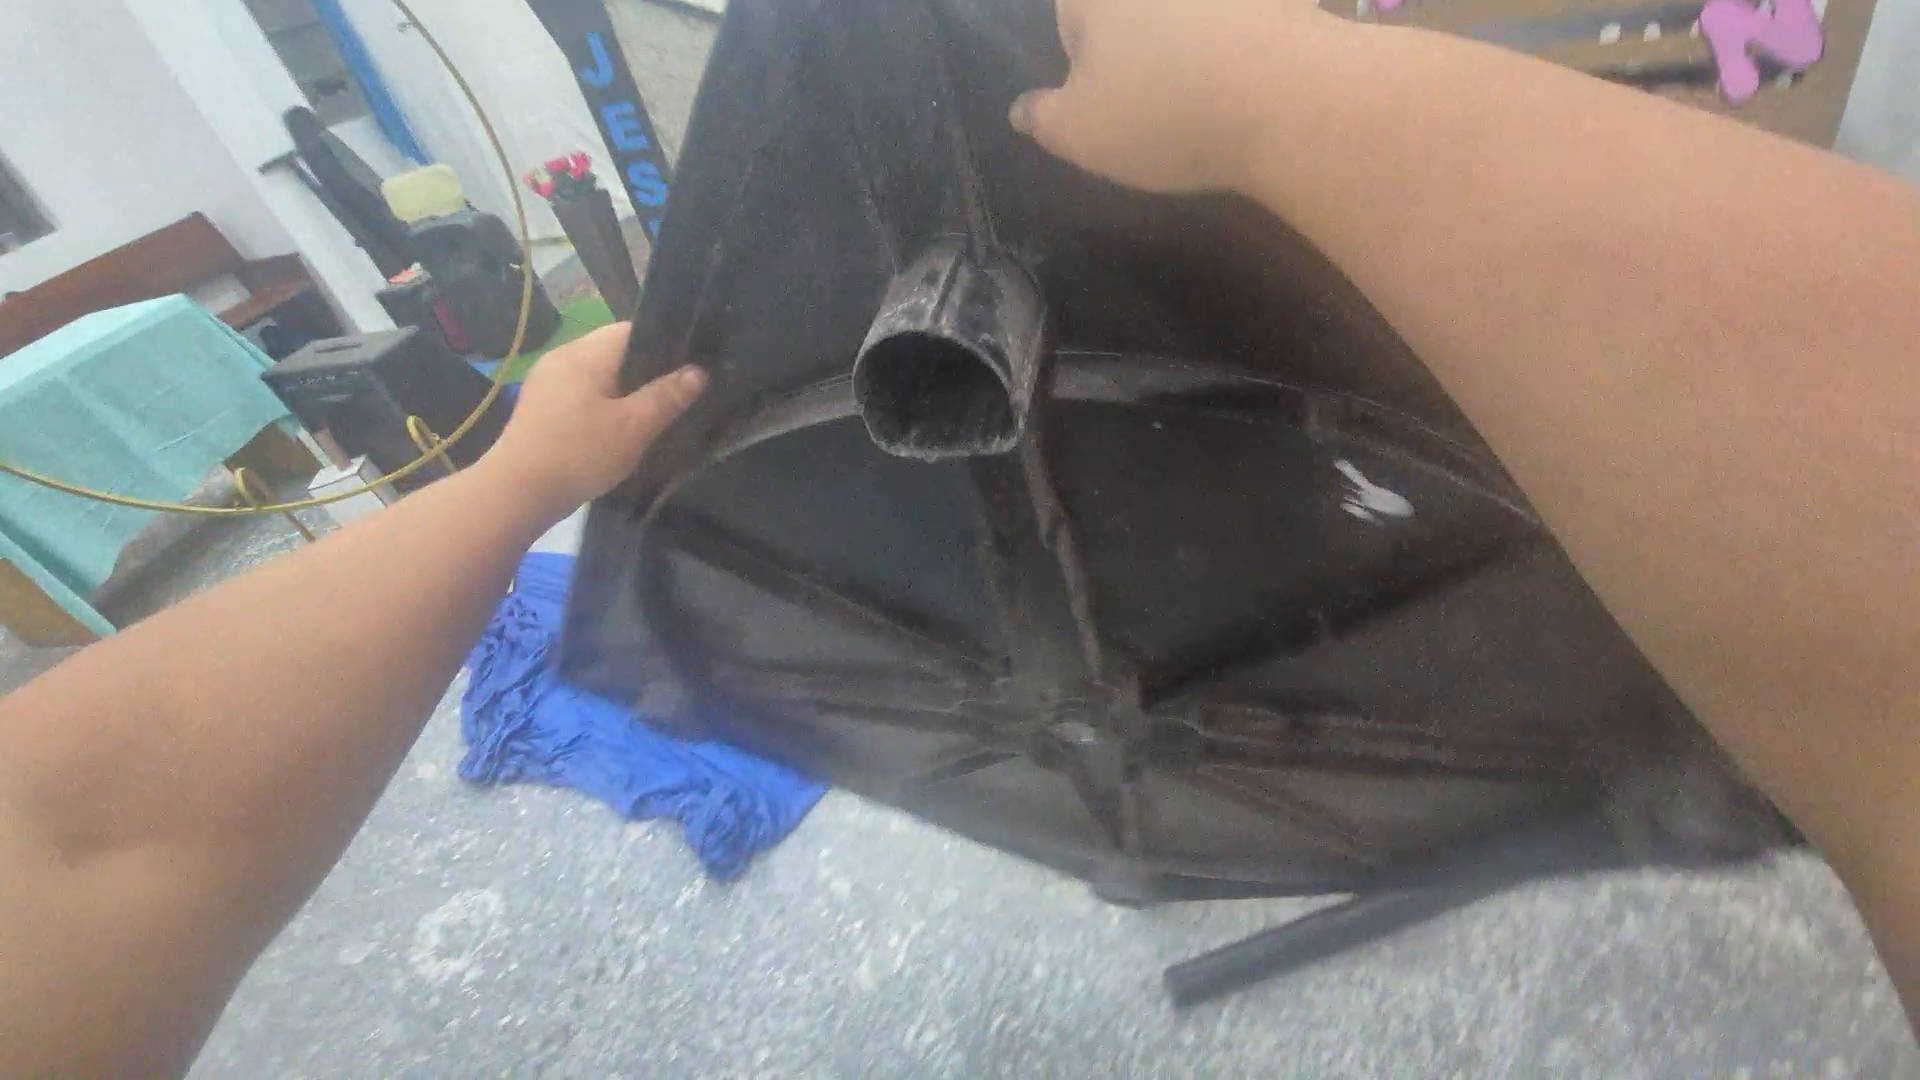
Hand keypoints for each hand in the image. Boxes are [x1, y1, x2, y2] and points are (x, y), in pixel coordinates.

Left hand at [480, 323, 705, 515]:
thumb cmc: (580, 454)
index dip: (665, 344)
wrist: (518, 492)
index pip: (632, 330)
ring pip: (600, 373)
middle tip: (679, 394)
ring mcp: (548, 381)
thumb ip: (667, 396)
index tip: (691, 367)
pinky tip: (620, 425)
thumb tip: (698, 372)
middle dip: (648, 369)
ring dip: (627, 388)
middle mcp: (563, 357)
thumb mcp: (634, 427)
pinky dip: (606, 401)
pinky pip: (584, 391)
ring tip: (655, 410)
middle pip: (616, 351)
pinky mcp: (543, 405)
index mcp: (585, 354)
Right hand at [1010, 0, 1336, 193]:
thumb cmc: (1160, 115)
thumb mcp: (1079, 134)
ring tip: (1197, 92)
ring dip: (1183, 41)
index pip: (1067, 16)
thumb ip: (1042, 118)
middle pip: (1126, 12)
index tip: (1102, 98)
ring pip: (1184, 18)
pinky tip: (1240, 79)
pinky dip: (1231, 40)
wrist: (1283, 99)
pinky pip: (1234, 22)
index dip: (1077, 58)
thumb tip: (1020, 109)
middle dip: (1129, 45)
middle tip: (1148, 101)